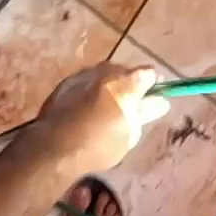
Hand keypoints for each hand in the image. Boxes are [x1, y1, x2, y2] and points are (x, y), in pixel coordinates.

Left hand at [22, 64, 170, 174]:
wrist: (55, 145)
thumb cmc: (100, 144)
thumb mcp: (130, 133)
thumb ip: (145, 113)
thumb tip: (160, 101)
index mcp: (126, 81)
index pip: (148, 74)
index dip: (153, 84)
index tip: (154, 96)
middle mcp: (106, 70)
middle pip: (125, 71)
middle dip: (130, 84)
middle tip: (130, 105)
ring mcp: (85, 73)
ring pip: (105, 75)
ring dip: (110, 86)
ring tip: (108, 109)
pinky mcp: (67, 81)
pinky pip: (87, 82)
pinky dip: (92, 91)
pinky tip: (88, 109)